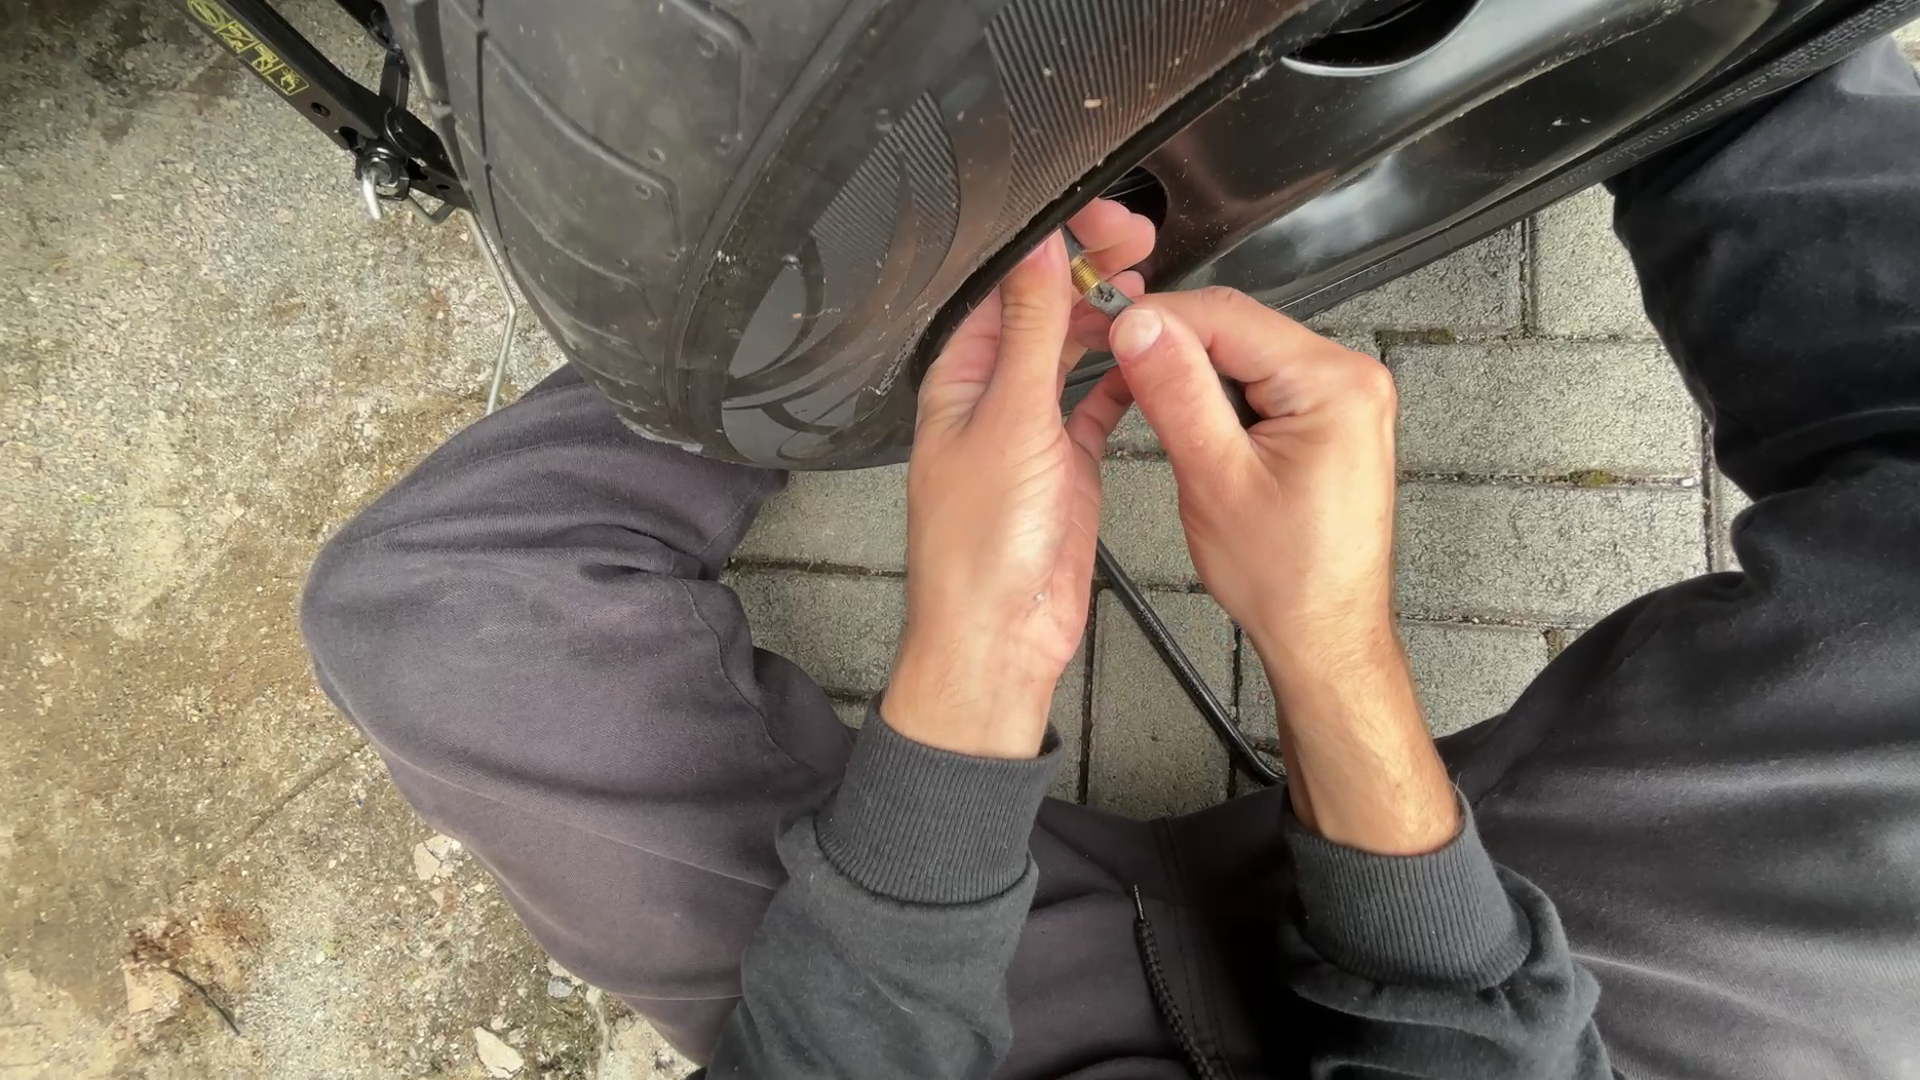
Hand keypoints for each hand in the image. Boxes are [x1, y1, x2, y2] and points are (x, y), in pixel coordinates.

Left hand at [882, 201, 1151, 758]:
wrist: (1000, 633)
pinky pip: (1093, 406)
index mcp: (960, 380)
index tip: (1106, 221)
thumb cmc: (982, 544)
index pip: (1006, 287)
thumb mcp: (1010, 421)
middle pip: (1040, 313)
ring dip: (1104, 322)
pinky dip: (1118, 379)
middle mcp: (991, 399)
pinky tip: (1142, 361)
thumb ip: (1030, 332)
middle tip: (1140, 244)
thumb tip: (1039, 251)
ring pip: (1068, 356)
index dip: (1055, 244)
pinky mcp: (1064, 463)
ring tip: (1145, 294)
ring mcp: (1029, 431)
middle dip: (1086, 272)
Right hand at [1108, 289, 1457, 852]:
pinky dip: (1212, 392)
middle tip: (1108, 357)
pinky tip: (1183, 414)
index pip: (1226, 316)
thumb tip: (1139, 326)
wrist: (1321, 629)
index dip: (1154, 317)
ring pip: (1241, 354)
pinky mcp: (1323, 418)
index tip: (1101, 326)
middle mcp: (1348, 377)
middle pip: (1237, 329)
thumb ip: (1176, 393)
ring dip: (1186, 368)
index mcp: (1334, 383)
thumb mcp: (1215, 478)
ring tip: (1138, 392)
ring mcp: (1339, 397)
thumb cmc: (1284, 575)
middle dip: (1168, 340)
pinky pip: (1256, 383)